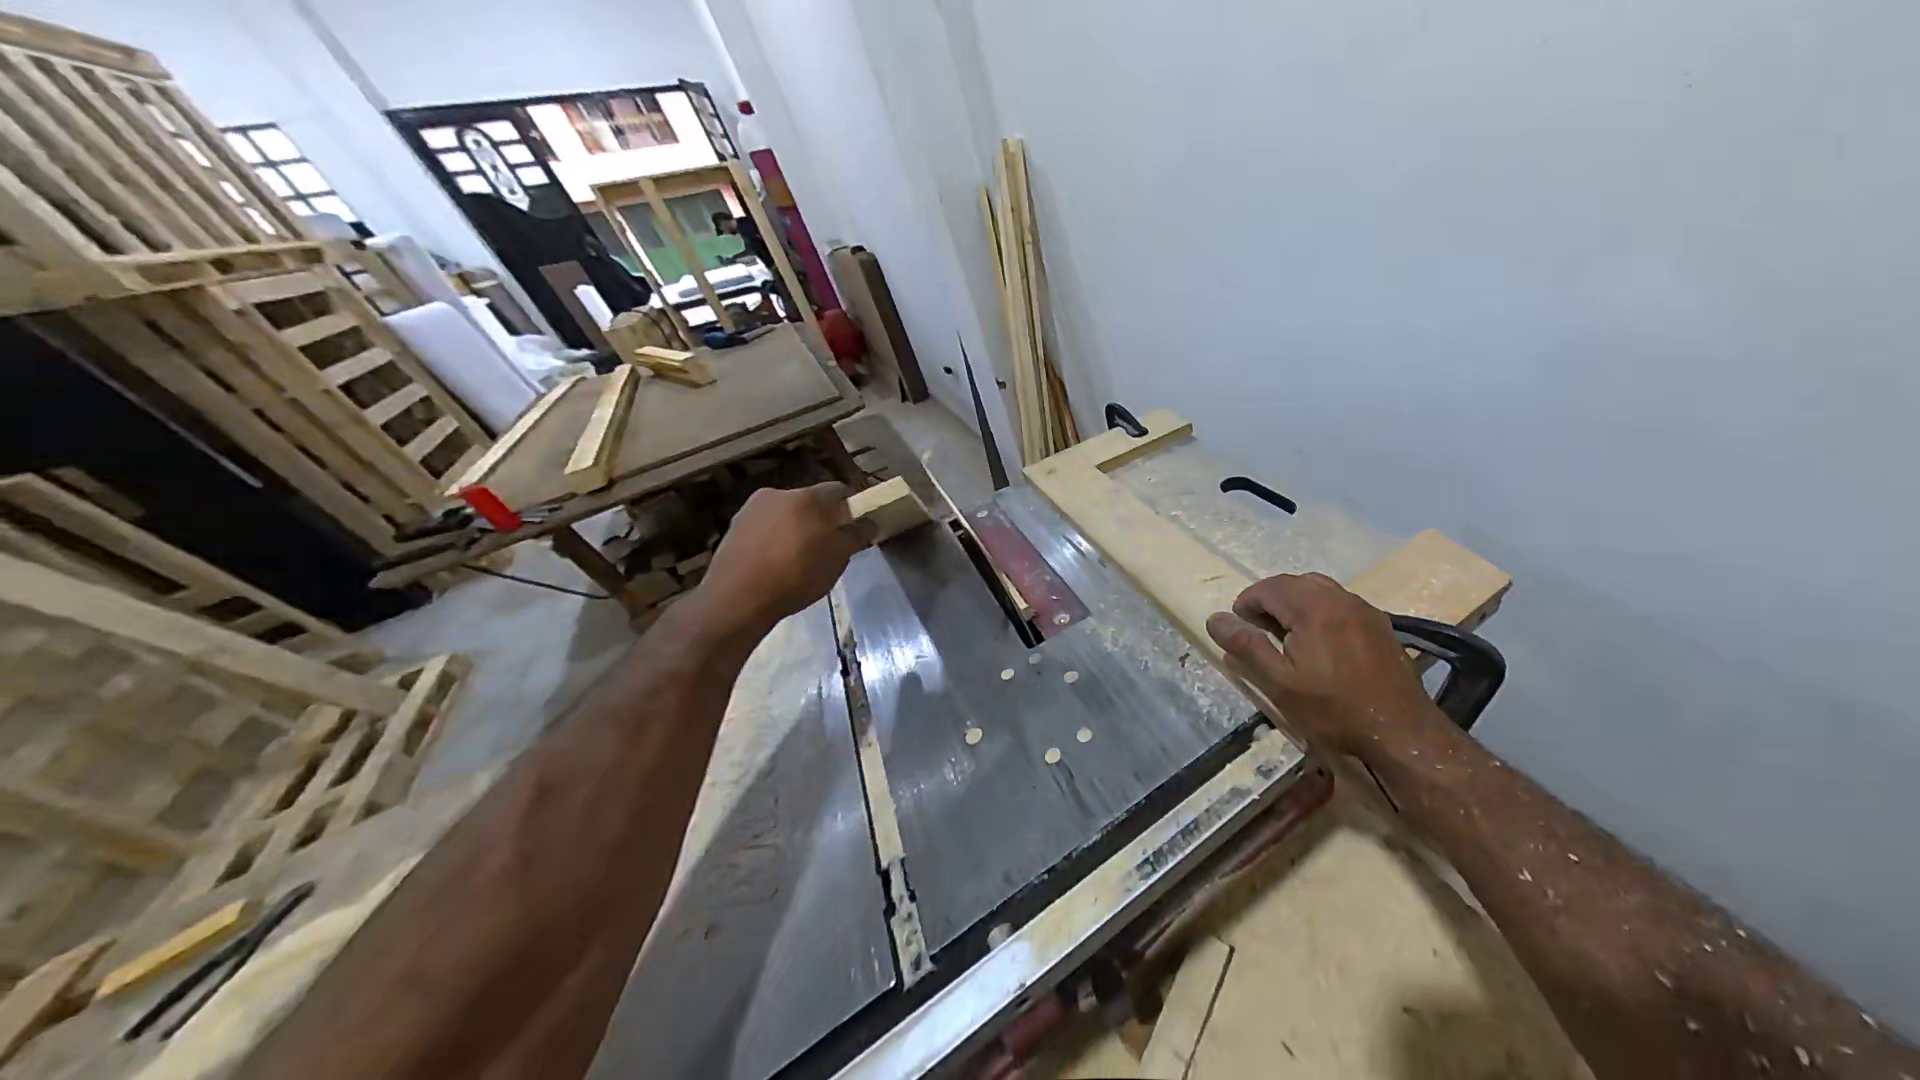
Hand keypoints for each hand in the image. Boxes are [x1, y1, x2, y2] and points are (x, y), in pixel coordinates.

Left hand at [697, 482, 876, 632]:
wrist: (737, 598)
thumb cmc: (795, 576)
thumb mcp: (837, 559)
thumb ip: (855, 535)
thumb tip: (868, 522)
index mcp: (808, 496)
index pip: (839, 490)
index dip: (851, 507)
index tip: (854, 528)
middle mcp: (778, 493)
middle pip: (810, 502)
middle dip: (821, 520)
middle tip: (827, 547)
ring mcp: (752, 509)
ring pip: (785, 514)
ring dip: (795, 529)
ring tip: (797, 560)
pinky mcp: (734, 527)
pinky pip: (764, 528)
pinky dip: (773, 540)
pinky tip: (774, 565)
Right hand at [1205, 573, 1444, 755]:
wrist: (1401, 734)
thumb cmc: (1333, 709)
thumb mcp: (1278, 682)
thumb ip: (1245, 645)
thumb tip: (1215, 619)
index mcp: (1314, 608)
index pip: (1269, 587)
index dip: (1247, 602)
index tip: (1238, 627)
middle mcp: (1342, 599)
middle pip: (1295, 583)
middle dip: (1270, 600)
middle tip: (1257, 630)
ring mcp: (1366, 611)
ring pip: (1320, 590)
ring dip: (1295, 603)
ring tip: (1286, 635)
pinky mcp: (1381, 627)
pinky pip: (1340, 604)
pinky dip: (1319, 612)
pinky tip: (1319, 644)